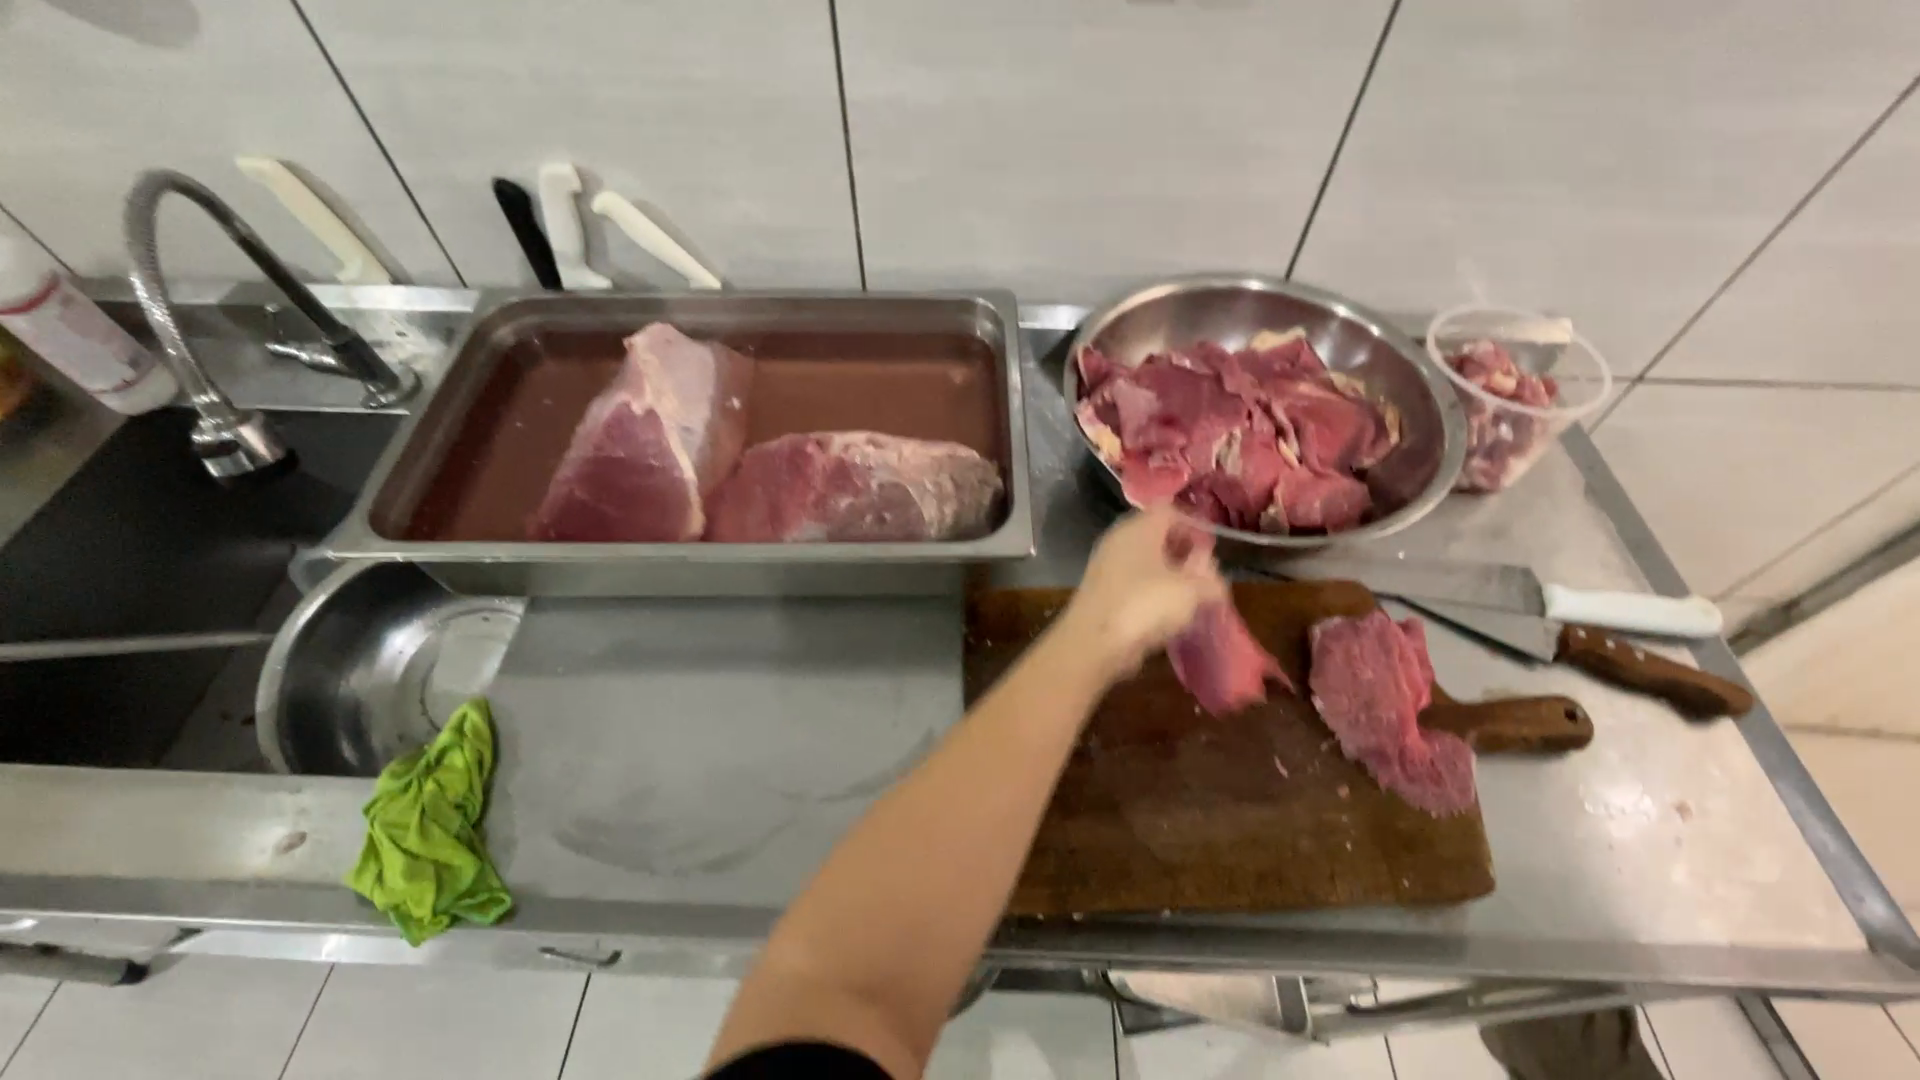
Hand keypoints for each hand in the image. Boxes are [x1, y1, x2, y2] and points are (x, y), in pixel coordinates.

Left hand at [1053, 507, 1228, 684]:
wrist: (1093, 644)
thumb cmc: (1144, 606)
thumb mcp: (1190, 592)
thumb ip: (1210, 582)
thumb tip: (1214, 583)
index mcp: (1139, 528)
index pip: (1170, 509)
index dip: (1194, 524)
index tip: (1211, 549)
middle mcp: (1119, 540)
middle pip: (1158, 535)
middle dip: (1184, 553)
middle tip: (1204, 576)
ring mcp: (1107, 566)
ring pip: (1146, 561)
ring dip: (1170, 576)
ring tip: (1190, 599)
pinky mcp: (1102, 592)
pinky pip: (1135, 583)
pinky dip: (1153, 593)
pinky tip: (1166, 615)